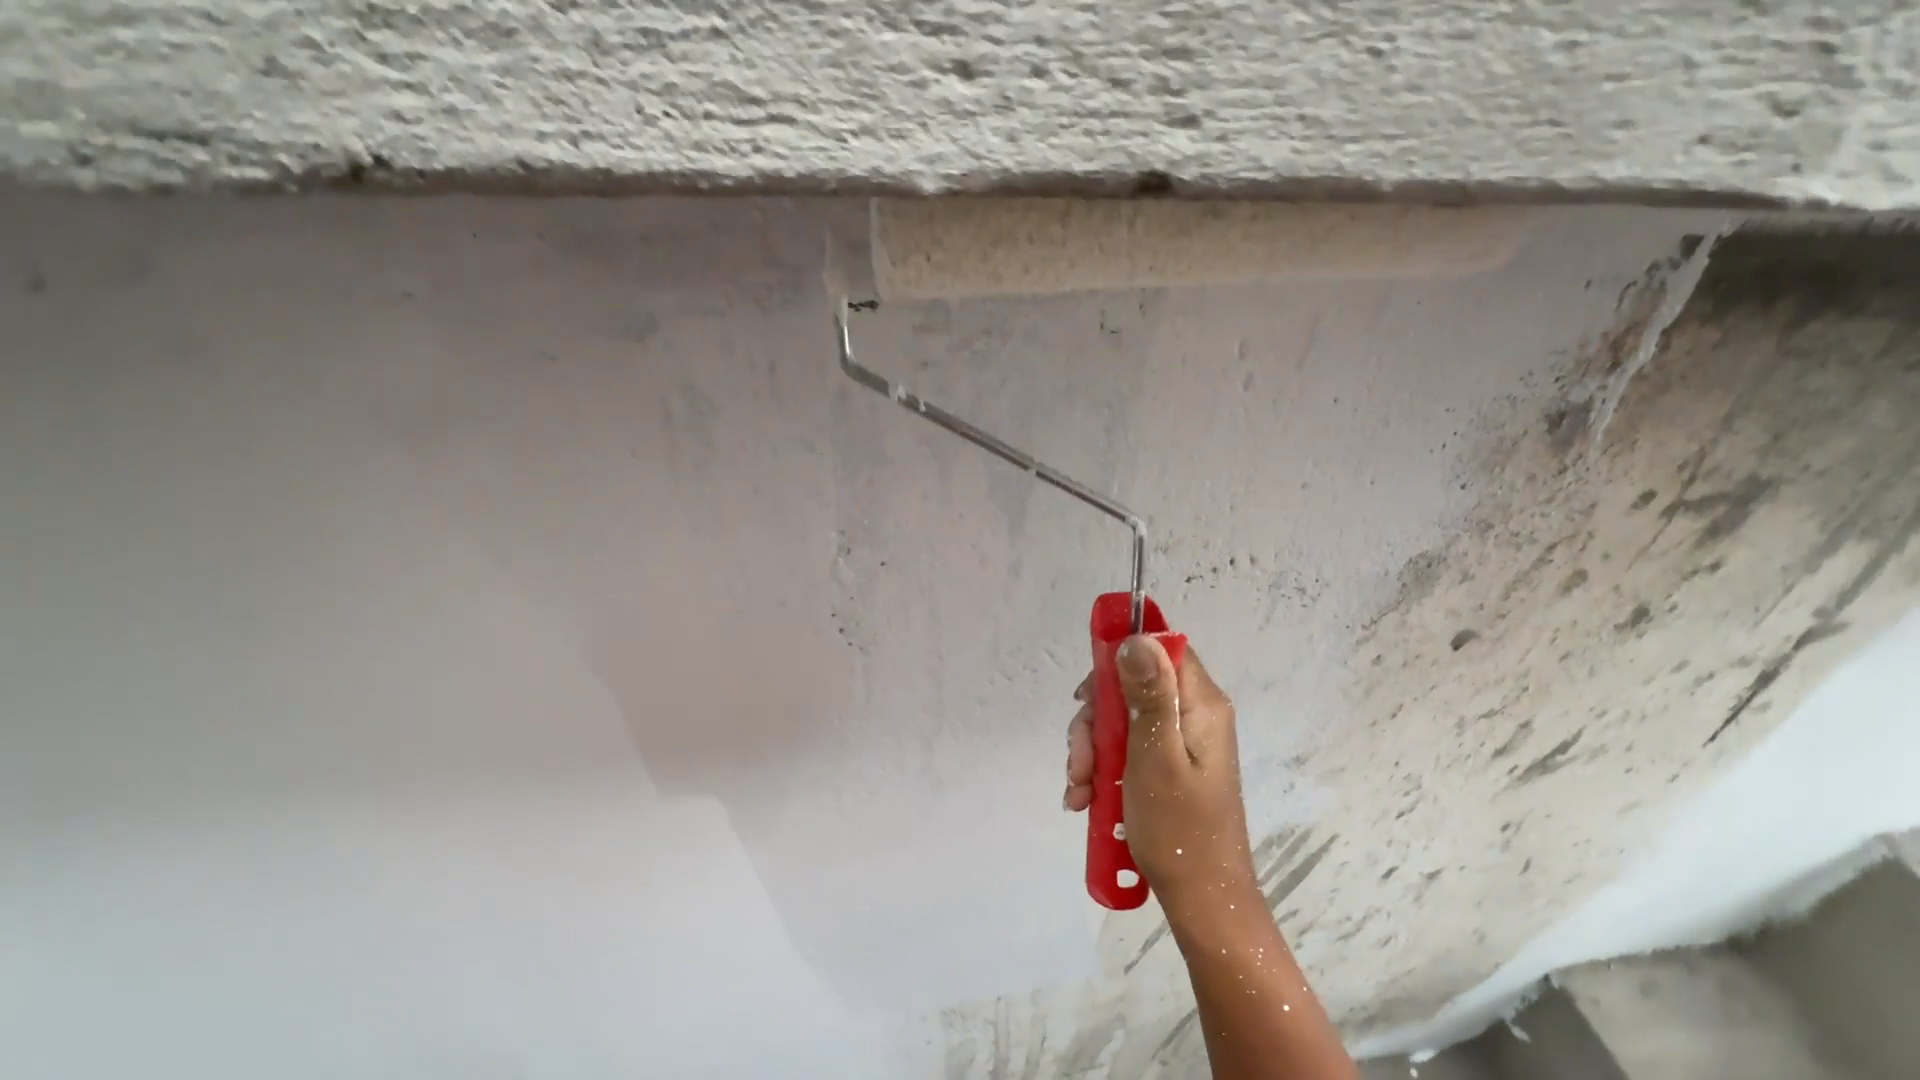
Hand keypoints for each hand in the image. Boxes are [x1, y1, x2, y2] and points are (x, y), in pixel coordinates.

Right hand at [1065, 637, 1257, 908]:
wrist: (1202, 899)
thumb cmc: (1180, 829)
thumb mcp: (1156, 757)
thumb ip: (1148, 696)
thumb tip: (1136, 637)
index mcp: (1200, 706)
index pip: (1162, 649)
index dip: (1120, 658)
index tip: (1090, 694)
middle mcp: (1194, 717)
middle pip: (1133, 687)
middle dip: (1096, 721)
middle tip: (1081, 759)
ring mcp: (1180, 744)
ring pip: (1122, 722)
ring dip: (1092, 752)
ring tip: (1081, 790)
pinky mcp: (1167, 769)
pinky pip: (1125, 752)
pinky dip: (1102, 772)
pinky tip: (1085, 800)